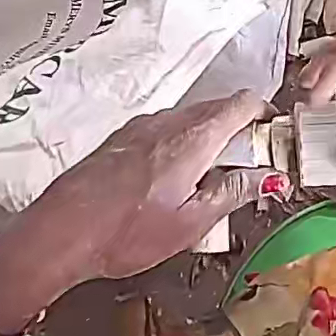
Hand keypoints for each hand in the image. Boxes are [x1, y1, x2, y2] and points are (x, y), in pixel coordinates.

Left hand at [0, 90, 280, 330]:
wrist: (62, 230)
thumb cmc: (127, 232)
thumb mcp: (191, 223)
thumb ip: (232, 192)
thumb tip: (269, 176)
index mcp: (193, 138)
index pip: (241, 103)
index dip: (264, 113)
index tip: (274, 136)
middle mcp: (168, 121)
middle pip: (218, 107)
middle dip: (241, 127)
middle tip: (251, 162)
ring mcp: (142, 125)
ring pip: (191, 116)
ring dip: (211, 134)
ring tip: (213, 173)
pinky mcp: (123, 136)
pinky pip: (166, 126)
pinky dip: (184, 139)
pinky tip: (175, 174)